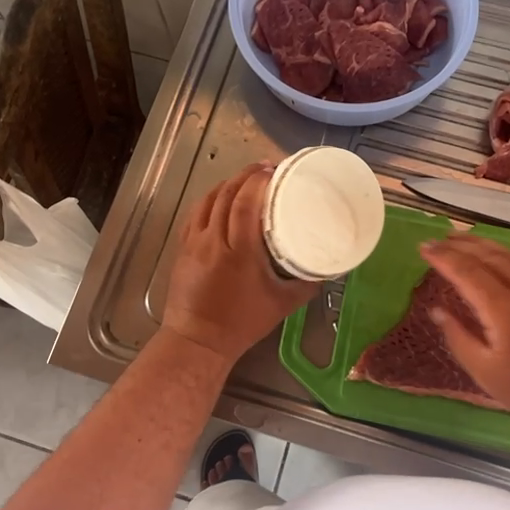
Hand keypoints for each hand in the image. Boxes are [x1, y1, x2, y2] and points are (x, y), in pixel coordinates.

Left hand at [161, 163, 314, 365]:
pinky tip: (220, 198)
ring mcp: (194, 243)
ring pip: (208, 200)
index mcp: (240, 251)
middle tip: (265, 168)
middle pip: (227, 194)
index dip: (258, 181)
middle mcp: (214, 240)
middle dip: (245, 176)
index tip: (274, 170)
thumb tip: (327, 268)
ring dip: (227, 184)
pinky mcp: (182, 248)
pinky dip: (209, 199)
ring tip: (245, 178)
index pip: (246, 202)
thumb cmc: (242, 323)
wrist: (198, 341)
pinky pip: (195, 213)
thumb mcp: (282, 305)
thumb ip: (307, 283)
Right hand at [421, 234, 509, 433]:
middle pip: (487, 256)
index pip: (467, 272)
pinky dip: (503, 253)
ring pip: (509, 254)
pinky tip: (494, 255)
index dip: (443, 258)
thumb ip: (458, 338)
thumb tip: (437, 310)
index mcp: (504, 309)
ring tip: (460, 239)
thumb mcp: (486, 373)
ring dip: (481, 244)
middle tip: (437, 239)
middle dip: (459, 245)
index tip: (423, 248)